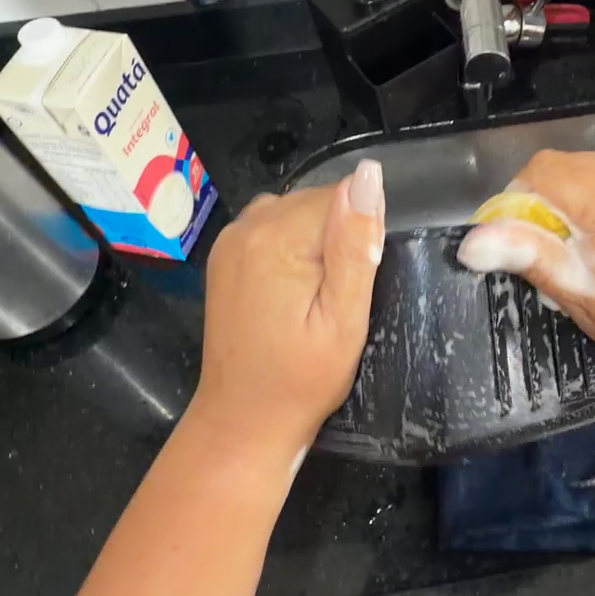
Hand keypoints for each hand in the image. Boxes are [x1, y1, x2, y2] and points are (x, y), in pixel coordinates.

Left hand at [192, 159, 384, 459]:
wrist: (243, 420)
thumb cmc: (303, 377)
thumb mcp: (345, 318)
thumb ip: (355, 244)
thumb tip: (368, 175)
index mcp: (278, 237)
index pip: (342, 196)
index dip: (360, 235)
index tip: (355, 281)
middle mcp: (248, 226)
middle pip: (318, 200)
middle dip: (339, 236)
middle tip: (338, 297)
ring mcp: (231, 239)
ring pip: (298, 210)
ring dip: (318, 239)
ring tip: (318, 293)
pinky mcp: (225, 255)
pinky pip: (275, 225)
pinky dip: (294, 244)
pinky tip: (296, 286)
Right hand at [456, 150, 594, 386]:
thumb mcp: (581, 297)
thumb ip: (529, 257)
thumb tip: (470, 243)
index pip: (539, 172)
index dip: (516, 203)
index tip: (522, 244)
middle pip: (560, 166)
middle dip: (543, 202)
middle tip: (553, 252)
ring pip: (583, 166)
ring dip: (568, 198)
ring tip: (583, 246)